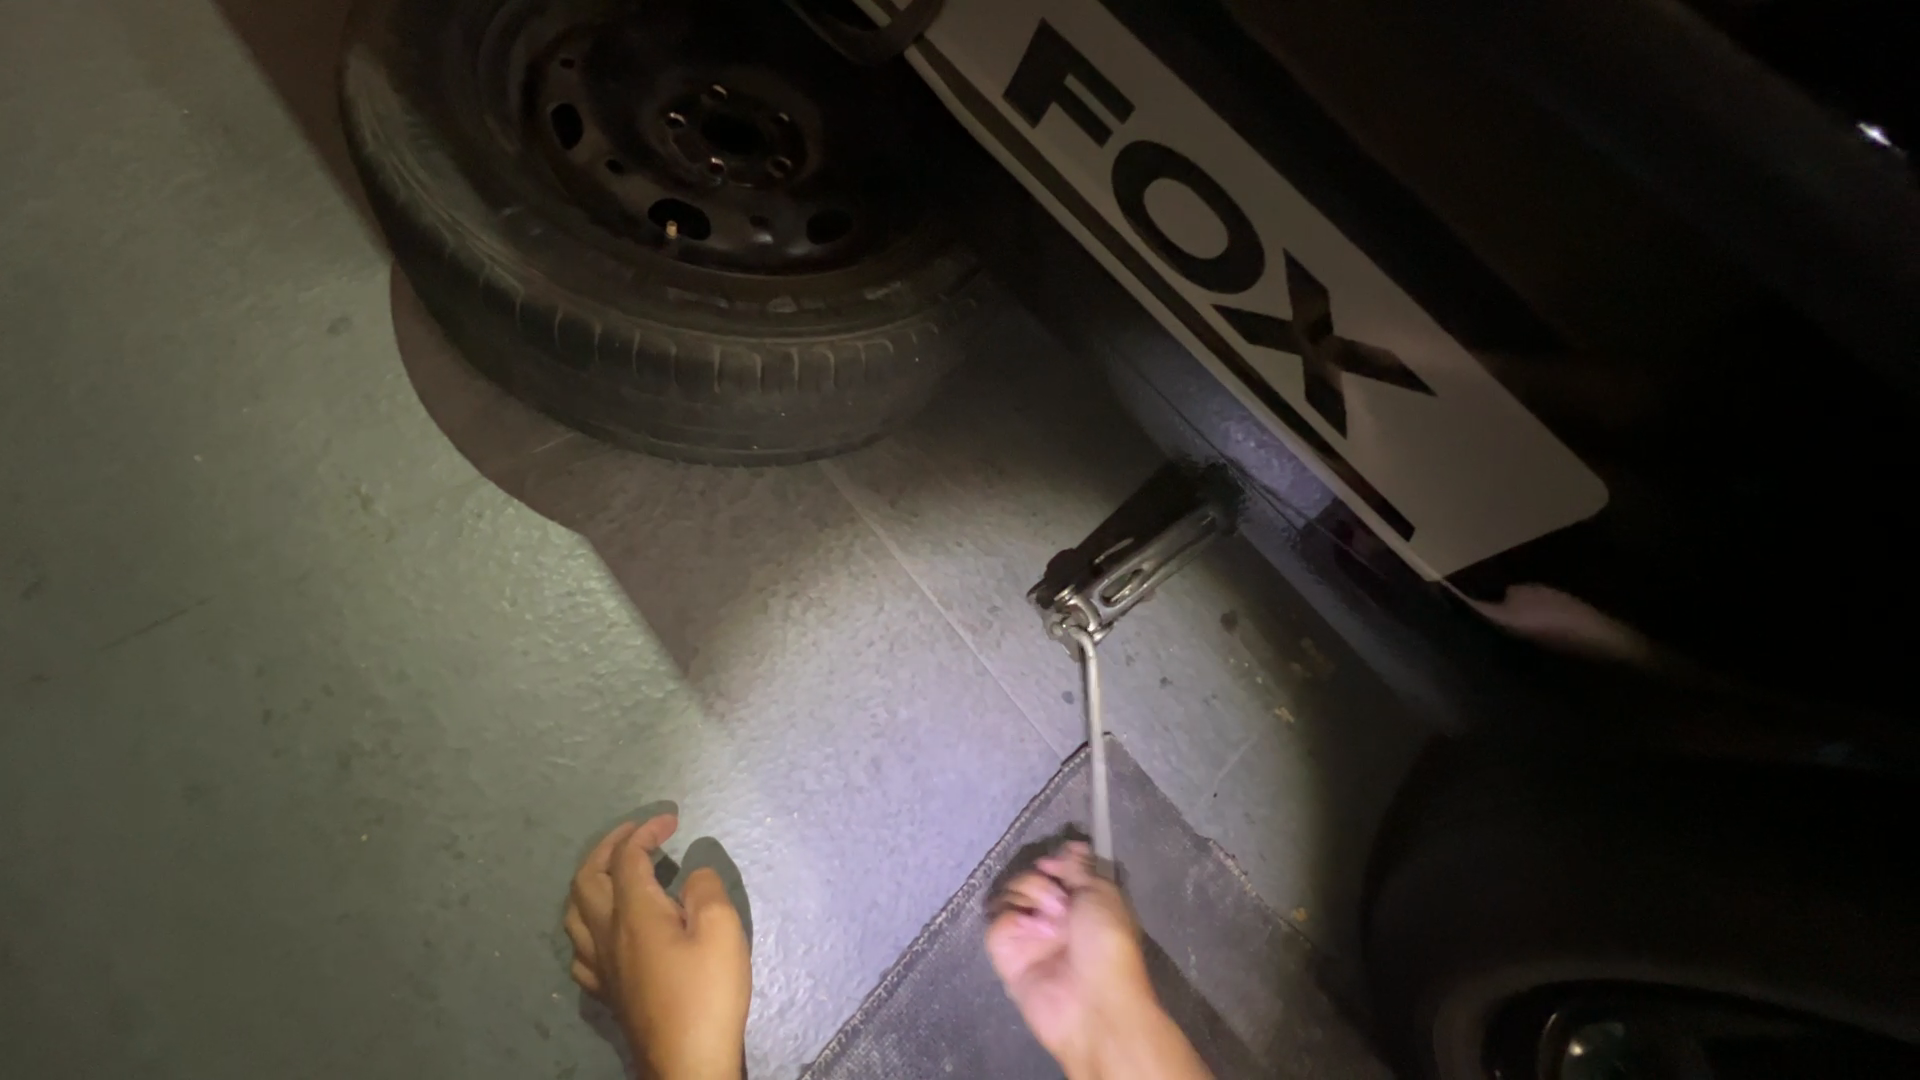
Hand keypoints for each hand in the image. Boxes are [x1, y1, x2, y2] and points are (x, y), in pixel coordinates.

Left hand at [565, 816, 750, 1079]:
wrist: (688, 1062)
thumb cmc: (708, 991)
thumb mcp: (721, 928)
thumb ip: (705, 889)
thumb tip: (691, 874)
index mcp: (634, 913)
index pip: (628, 858)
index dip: (646, 831)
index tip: (671, 819)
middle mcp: (607, 935)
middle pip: (588, 879)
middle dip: (609, 846)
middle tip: (636, 833)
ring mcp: (602, 966)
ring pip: (574, 913)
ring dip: (591, 880)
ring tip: (615, 870)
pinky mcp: (607, 991)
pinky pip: (580, 948)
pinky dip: (588, 922)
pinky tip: (605, 928)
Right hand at [985, 843, 1156, 1075]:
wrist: (1093, 1002)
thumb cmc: (1106, 944)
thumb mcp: (1102, 894)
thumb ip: (1080, 868)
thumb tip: (1072, 844)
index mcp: (1079, 902)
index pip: (1054, 869)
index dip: (1054, 861)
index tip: (1055, 864)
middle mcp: (1052, 916)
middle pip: (1028, 876)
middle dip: (1040, 879)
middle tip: (1059, 900)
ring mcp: (1028, 935)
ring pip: (1009, 893)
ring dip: (1027, 895)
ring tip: (1047, 918)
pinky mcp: (1007, 954)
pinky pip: (996, 921)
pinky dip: (1010, 918)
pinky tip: (1028, 929)